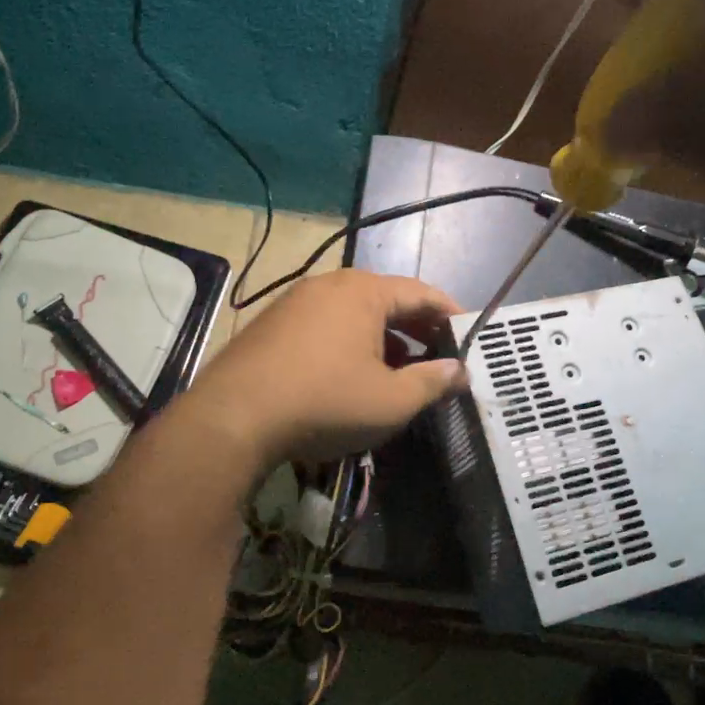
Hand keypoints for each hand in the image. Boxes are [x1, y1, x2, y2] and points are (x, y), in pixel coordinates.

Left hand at [179, 270, 469, 467]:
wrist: (234, 418)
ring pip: (353, 315)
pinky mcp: (271, 326)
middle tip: (441, 356)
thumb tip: (459, 371)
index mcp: (363, 292)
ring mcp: (295, 303)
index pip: (421, 292)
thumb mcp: (390, 401)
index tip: (471, 336)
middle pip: (386, 300)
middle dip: (417, 328)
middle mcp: (329, 285)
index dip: (451, 313)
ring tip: (401, 371)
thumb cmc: (325, 402)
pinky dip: (350, 344)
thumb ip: (431, 382)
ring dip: (383, 339)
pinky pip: (325, 327)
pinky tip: (353, 376)